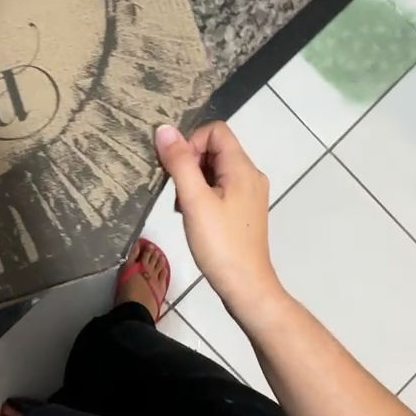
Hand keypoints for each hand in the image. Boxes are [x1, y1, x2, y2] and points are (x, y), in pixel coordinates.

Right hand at [154, 122, 284, 311]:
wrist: (245, 286)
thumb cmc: (219, 244)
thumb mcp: (194, 201)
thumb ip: (180, 163)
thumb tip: (165, 130)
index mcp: (243, 168)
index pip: (216, 131)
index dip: (191, 142)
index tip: (177, 169)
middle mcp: (251, 176)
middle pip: (216, 149)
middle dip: (190, 163)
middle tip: (177, 192)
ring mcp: (249, 194)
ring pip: (216, 170)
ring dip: (194, 181)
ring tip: (184, 207)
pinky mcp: (244, 211)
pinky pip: (221, 189)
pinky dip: (203, 195)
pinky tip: (194, 217)